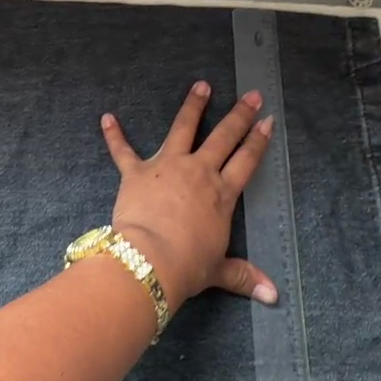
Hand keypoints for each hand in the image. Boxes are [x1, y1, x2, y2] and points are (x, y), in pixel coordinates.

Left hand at [100, 81, 275, 310]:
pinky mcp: (137, 171)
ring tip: (202, 85)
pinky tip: (107, 118)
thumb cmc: (188, 266)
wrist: (150, 260)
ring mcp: (167, 166)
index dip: (258, 140)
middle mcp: (198, 171)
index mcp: (221, 193)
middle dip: (239, 115)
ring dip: (193, 106)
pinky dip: (114, 135)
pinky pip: (123, 150)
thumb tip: (273, 295)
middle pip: (223, 137)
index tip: (267, 120)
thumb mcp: (219, 271)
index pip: (246, 161)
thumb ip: (244, 276)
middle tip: (251, 94)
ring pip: (183, 128)